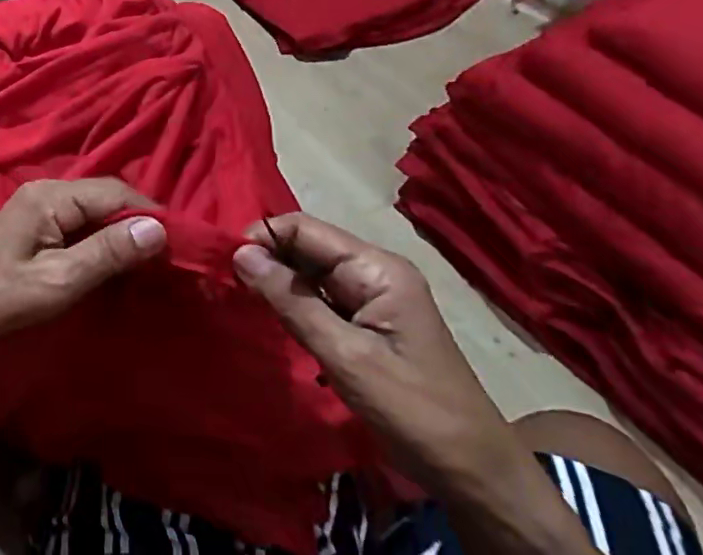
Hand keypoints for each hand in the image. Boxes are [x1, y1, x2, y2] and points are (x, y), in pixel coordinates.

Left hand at [0, 179, 166, 354]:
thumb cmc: (0, 296)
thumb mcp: (59, 280)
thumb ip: (107, 253)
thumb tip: (158, 228)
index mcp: (50, 196)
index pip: (116, 193)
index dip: (153, 216)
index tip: (185, 248)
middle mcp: (45, 190)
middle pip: (107, 197)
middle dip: (141, 224)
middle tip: (172, 260)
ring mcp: (38, 205)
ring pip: (95, 210)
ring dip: (123, 232)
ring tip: (152, 264)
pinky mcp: (35, 224)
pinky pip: (80, 221)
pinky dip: (103, 238)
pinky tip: (117, 262)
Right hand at [233, 215, 531, 498]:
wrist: (474, 474)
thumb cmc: (413, 410)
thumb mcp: (344, 355)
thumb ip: (289, 300)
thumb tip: (239, 253)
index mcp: (376, 269)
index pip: (302, 228)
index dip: (261, 238)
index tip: (229, 266)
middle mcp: (372, 271)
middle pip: (302, 246)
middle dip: (264, 261)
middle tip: (231, 288)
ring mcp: (369, 296)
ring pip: (304, 271)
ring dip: (274, 284)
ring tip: (246, 303)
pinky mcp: (363, 320)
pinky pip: (314, 296)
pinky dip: (289, 304)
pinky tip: (272, 319)